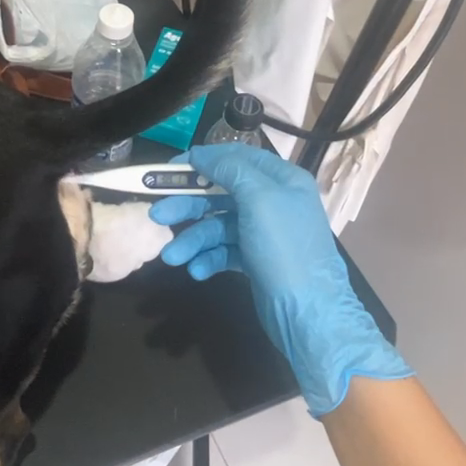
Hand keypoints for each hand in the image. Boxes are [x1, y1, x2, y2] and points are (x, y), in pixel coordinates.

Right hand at [151, 143, 410, 414]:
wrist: (309, 313)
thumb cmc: (285, 247)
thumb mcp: (260, 198)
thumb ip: (229, 169)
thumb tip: (201, 152)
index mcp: (281, 180)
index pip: (236, 157)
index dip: (203, 160)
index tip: (170, 169)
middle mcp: (272, 201)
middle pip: (220, 193)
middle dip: (188, 206)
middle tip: (157, 215)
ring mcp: (262, 233)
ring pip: (217, 226)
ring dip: (193, 239)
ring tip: (172, 257)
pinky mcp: (254, 260)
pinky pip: (223, 251)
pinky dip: (208, 258)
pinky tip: (197, 270)